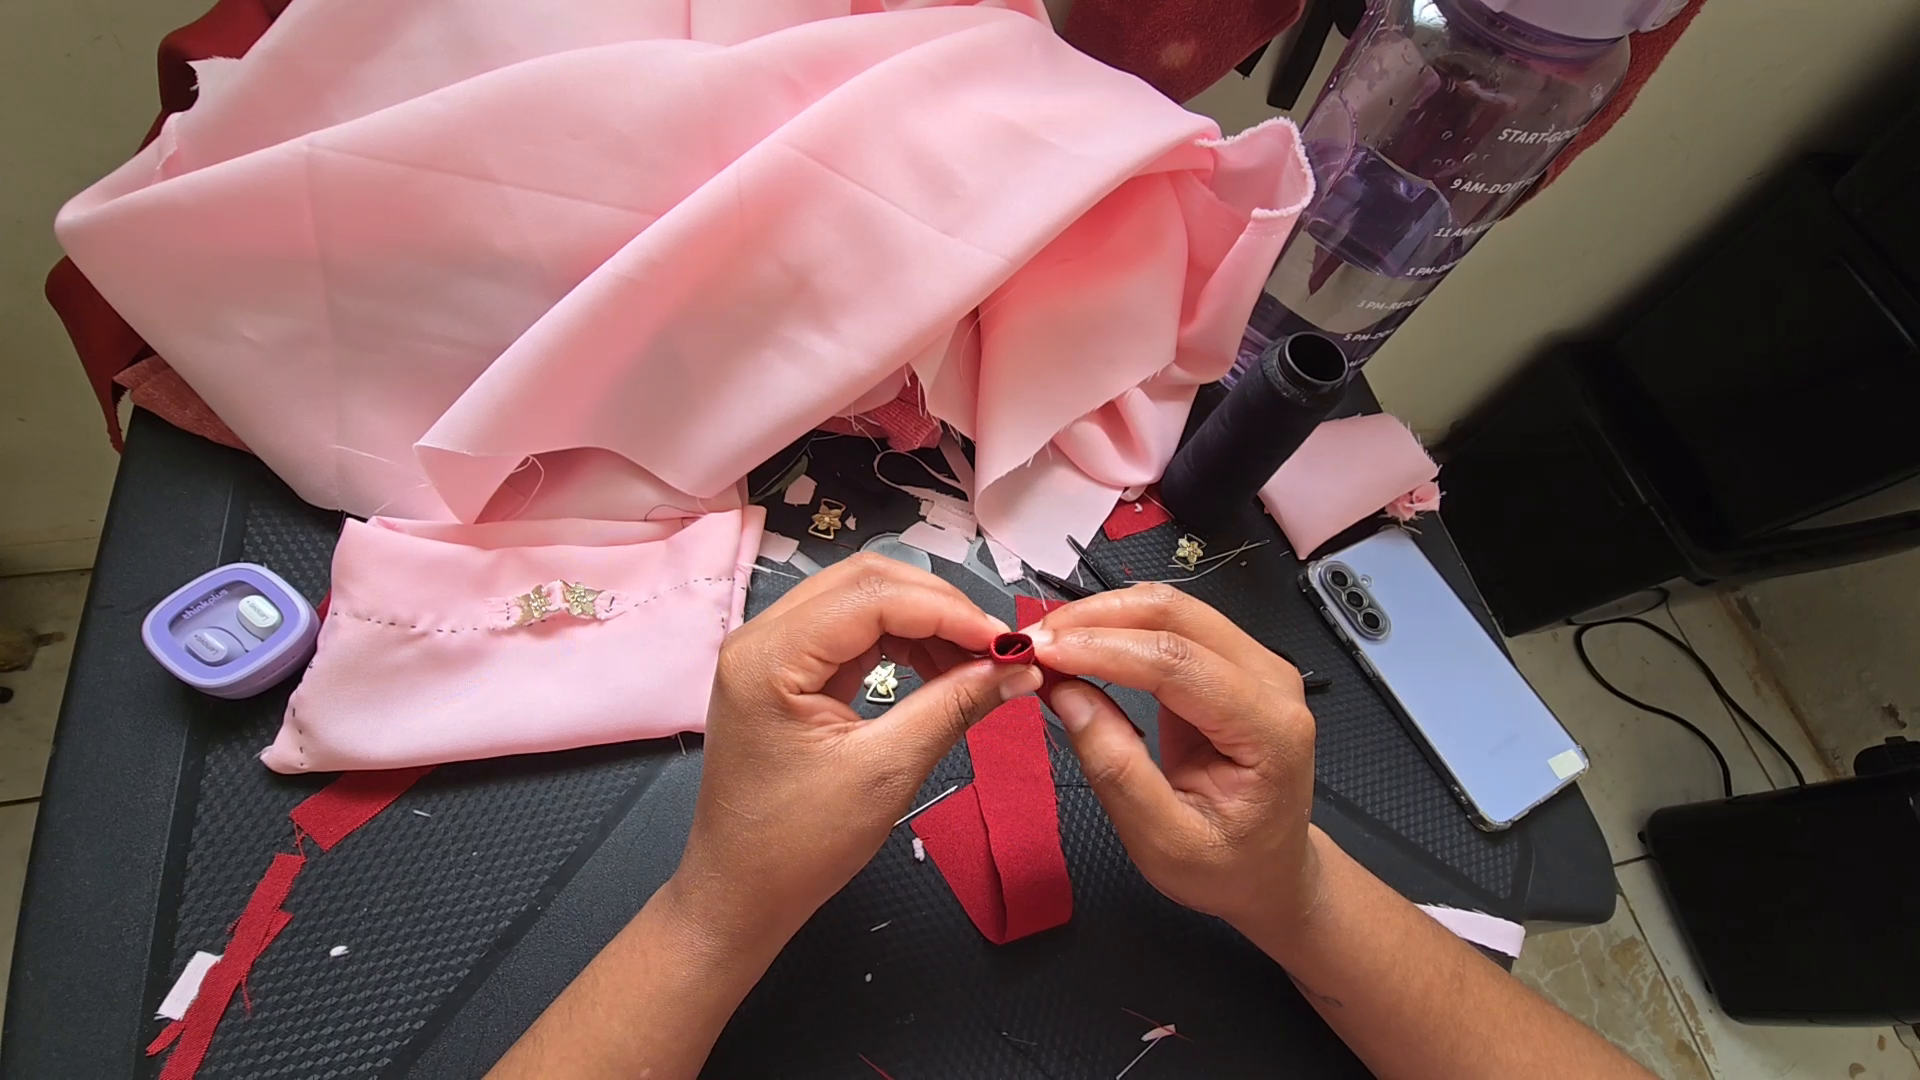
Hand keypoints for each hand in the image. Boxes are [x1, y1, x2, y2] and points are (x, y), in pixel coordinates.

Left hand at [671, 554, 1042, 949]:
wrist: (740, 894)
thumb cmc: (798, 845)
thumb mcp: (885, 772)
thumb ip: (952, 707)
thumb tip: (1018, 670)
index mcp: (770, 656)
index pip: (872, 596)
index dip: (947, 611)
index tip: (1004, 643)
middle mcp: (763, 635)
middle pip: (867, 582)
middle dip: (939, 607)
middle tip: (995, 646)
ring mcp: (774, 647)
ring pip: (865, 599)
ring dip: (926, 621)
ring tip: (975, 661)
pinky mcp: (790, 665)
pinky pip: (856, 630)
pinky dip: (905, 640)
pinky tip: (940, 665)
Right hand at [1026, 584, 1319, 935]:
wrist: (1271, 870)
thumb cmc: (1225, 867)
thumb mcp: (1161, 840)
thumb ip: (1115, 768)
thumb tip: (1063, 692)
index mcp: (1269, 728)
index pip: (1177, 662)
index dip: (1103, 649)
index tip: (1040, 651)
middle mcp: (1270, 678)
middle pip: (1175, 615)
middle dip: (1096, 618)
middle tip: (1034, 640)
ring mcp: (1253, 662)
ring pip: (1169, 607)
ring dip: (1101, 616)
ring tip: (1048, 641)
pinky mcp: (1228, 659)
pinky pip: (1167, 624)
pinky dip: (1115, 626)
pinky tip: (1078, 644)